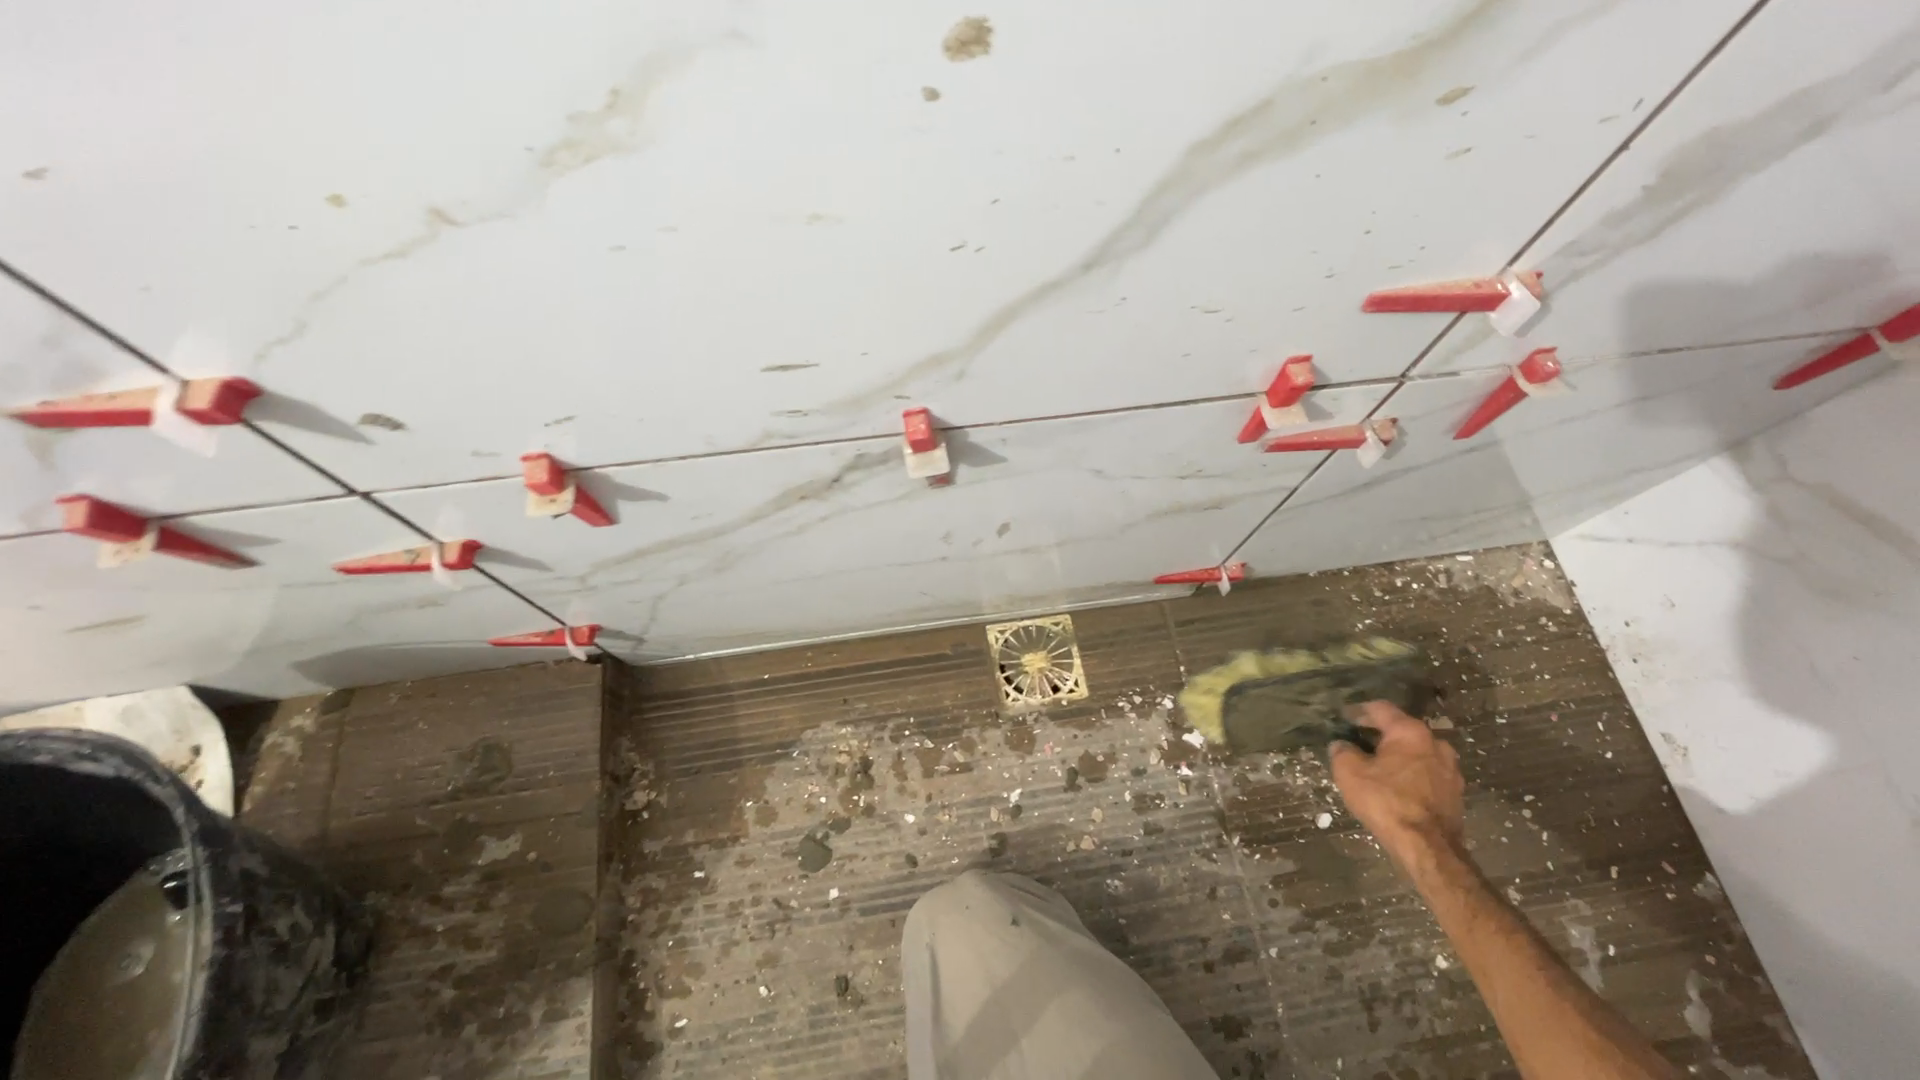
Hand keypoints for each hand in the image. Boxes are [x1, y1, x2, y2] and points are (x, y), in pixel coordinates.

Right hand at [1329, 701, 1465, 868]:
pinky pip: (1427, 773)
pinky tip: (1396, 788)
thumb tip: (1342, 744)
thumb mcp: (1349, 773)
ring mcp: (1450, 769)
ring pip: (1417, 753)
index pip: (1380, 709)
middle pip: (1402, 730)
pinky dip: (1410, 774)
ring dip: (1397, 756)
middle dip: (1379, 735)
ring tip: (1377, 768)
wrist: (1427, 846)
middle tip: (1358, 744)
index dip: (1358, 711)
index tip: (1343, 717)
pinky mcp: (1455, 792)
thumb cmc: (1386, 802)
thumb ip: (1342, 751)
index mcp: (1410, 732)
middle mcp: (1436, 743)